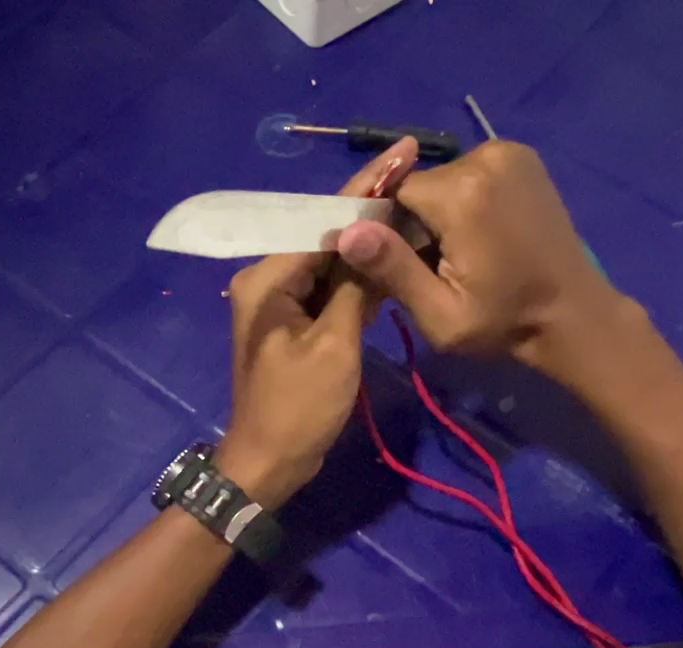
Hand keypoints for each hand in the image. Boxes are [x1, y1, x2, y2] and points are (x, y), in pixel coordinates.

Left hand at [216, 138, 420, 508]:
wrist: (268, 462)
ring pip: (327, 263)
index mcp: (267, 278)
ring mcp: (277, 304)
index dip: (366, 186)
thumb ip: (354, 287)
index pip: (321, 219)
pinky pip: (325, 291)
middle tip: (416, 181)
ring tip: (412, 216)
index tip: (403, 151)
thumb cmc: (299, 408)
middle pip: (323, 236)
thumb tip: (374, 238)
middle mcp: (266, 281)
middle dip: (369, 214)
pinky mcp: (290, 326)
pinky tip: (388, 266)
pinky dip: (353, 283)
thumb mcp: (334, 346)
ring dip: (365, 249)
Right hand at [335, 141, 646, 381]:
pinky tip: (478, 238)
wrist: (572, 314)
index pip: (393, 194)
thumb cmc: (503, 324)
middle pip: (418, 187)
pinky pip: (468, 175)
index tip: (399, 268)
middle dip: (415, 225)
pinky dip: (462, 203)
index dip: (386, 232)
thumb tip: (345, 232)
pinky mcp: (521, 157)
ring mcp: (509, 152)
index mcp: (463, 193)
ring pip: (441, 180)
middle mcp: (485, 156)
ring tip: (460, 257)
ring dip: (438, 215)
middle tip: (434, 270)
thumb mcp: (439, 314)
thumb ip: (392, 270)